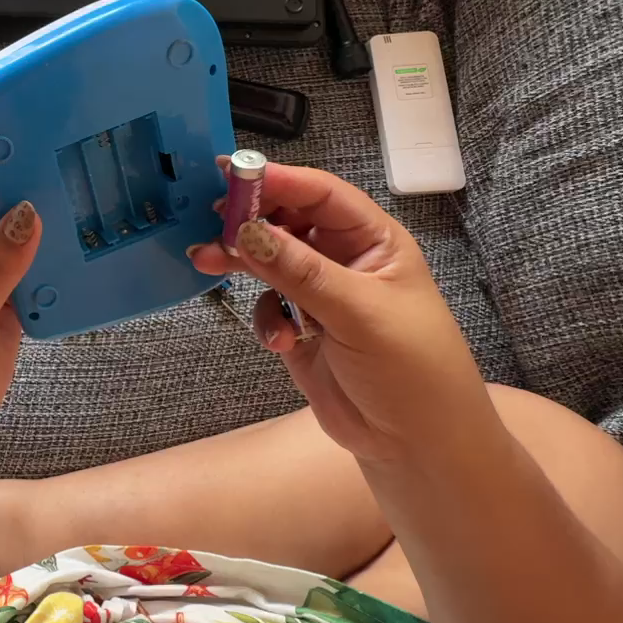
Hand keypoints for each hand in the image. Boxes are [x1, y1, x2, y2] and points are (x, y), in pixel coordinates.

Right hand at [190, 161, 493, 462]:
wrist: (417, 448)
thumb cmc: (412, 371)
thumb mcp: (359, 314)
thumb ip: (300, 271)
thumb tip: (245, 230)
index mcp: (372, 240)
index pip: (319, 193)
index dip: (276, 179)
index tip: (229, 174)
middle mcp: (342, 257)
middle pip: (285, 220)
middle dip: (248, 219)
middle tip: (210, 218)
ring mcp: (318, 291)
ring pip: (267, 259)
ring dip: (240, 261)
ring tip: (205, 261)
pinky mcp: (298, 324)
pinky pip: (265, 304)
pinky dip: (263, 317)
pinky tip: (279, 341)